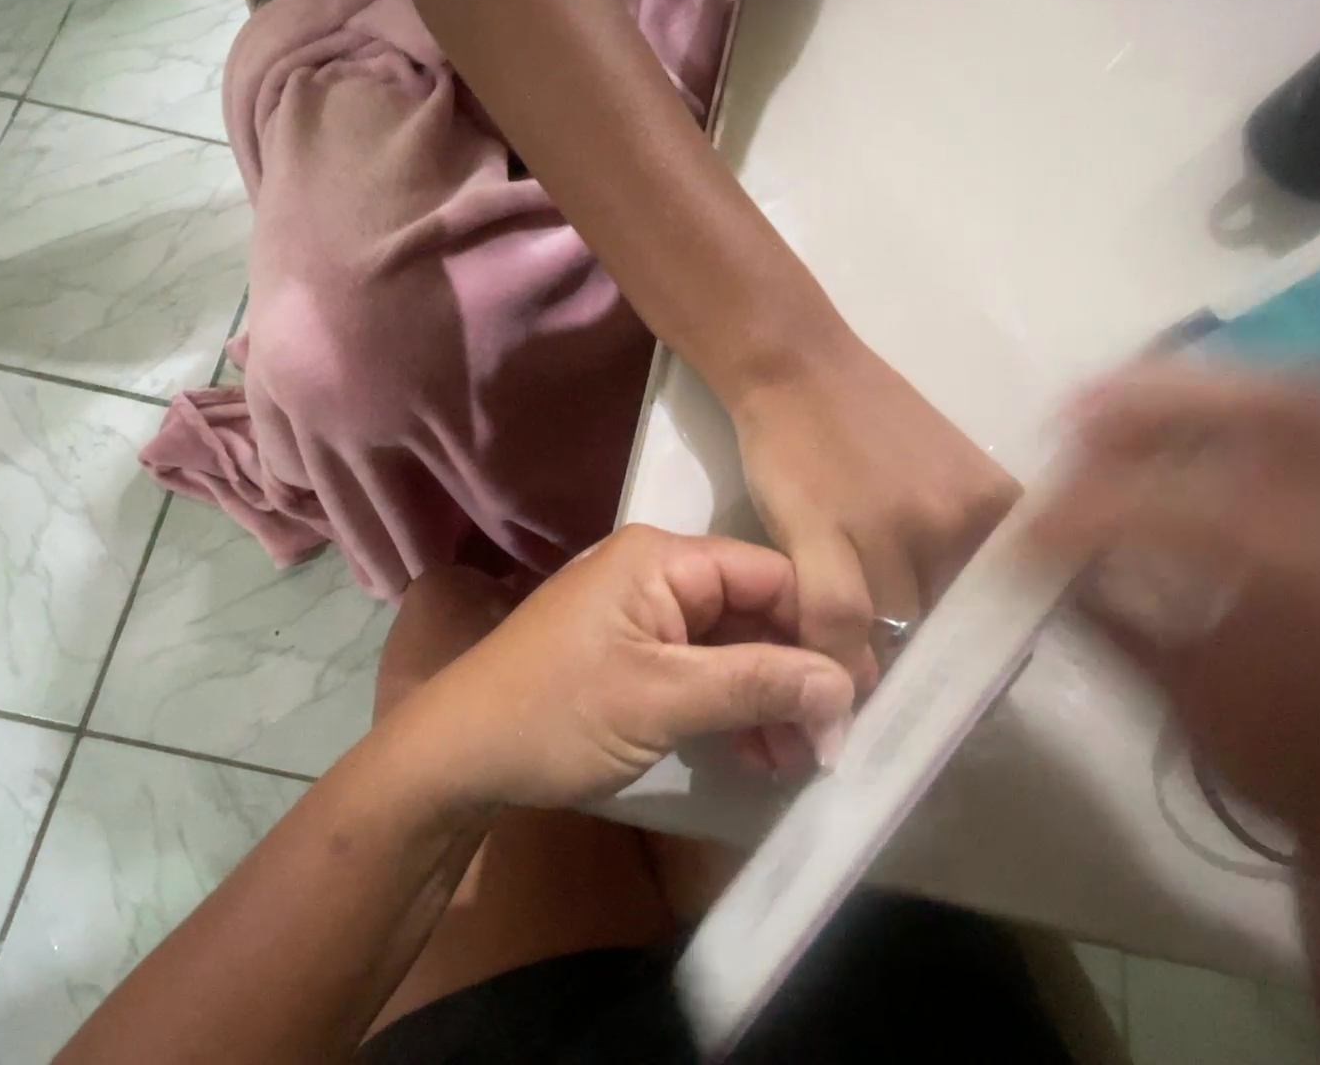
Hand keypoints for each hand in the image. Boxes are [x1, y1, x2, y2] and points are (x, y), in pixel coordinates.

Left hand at [382, 525, 857, 810]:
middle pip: (755, 613)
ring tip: (795, 760)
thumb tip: (844, 687)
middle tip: (831, 741)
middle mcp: (657, 574)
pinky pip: (702, 670)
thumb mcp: (662, 699)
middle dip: (796, 676)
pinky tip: (755, 752)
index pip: (772, 576)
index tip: (861, 695)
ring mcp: (643, 615)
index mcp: (662, 559)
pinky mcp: (634, 654)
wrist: (459, 755)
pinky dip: (732, 707)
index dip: (823, 632)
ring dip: (768, 699)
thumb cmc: (555, 715)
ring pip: (732, 647)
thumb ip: (757, 684)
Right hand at [732, 338, 1017, 687]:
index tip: (950, 690)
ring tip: (849, 690)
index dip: (976, 661)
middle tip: (891, 693)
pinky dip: (831, 659)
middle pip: (948, 627)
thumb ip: (959, 544)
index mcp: (1001, 507)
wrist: (797, 365)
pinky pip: (838, 620)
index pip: (1008, 610)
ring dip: (869, 668)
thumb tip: (946, 627)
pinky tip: (821, 682)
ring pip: (894, 633)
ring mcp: (895, 524)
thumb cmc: (866, 416)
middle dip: (918, 667)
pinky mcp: (825, 530)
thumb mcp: (946, 472)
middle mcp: (961, 519)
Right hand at [1031, 364, 1319, 844]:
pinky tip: (1166, 430)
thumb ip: (1111, 620)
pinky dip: (1228, 418)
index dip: (1108, 512)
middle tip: (1072, 414)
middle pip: (1289, 416)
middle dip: (1165, 404)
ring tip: (1104, 410)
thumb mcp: (1189, 699)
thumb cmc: (1290, 764)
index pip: (1216, 520)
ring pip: (1305, 406)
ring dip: (1193, 398)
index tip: (1032, 528)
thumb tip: (1026, 559)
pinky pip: (1312, 431)